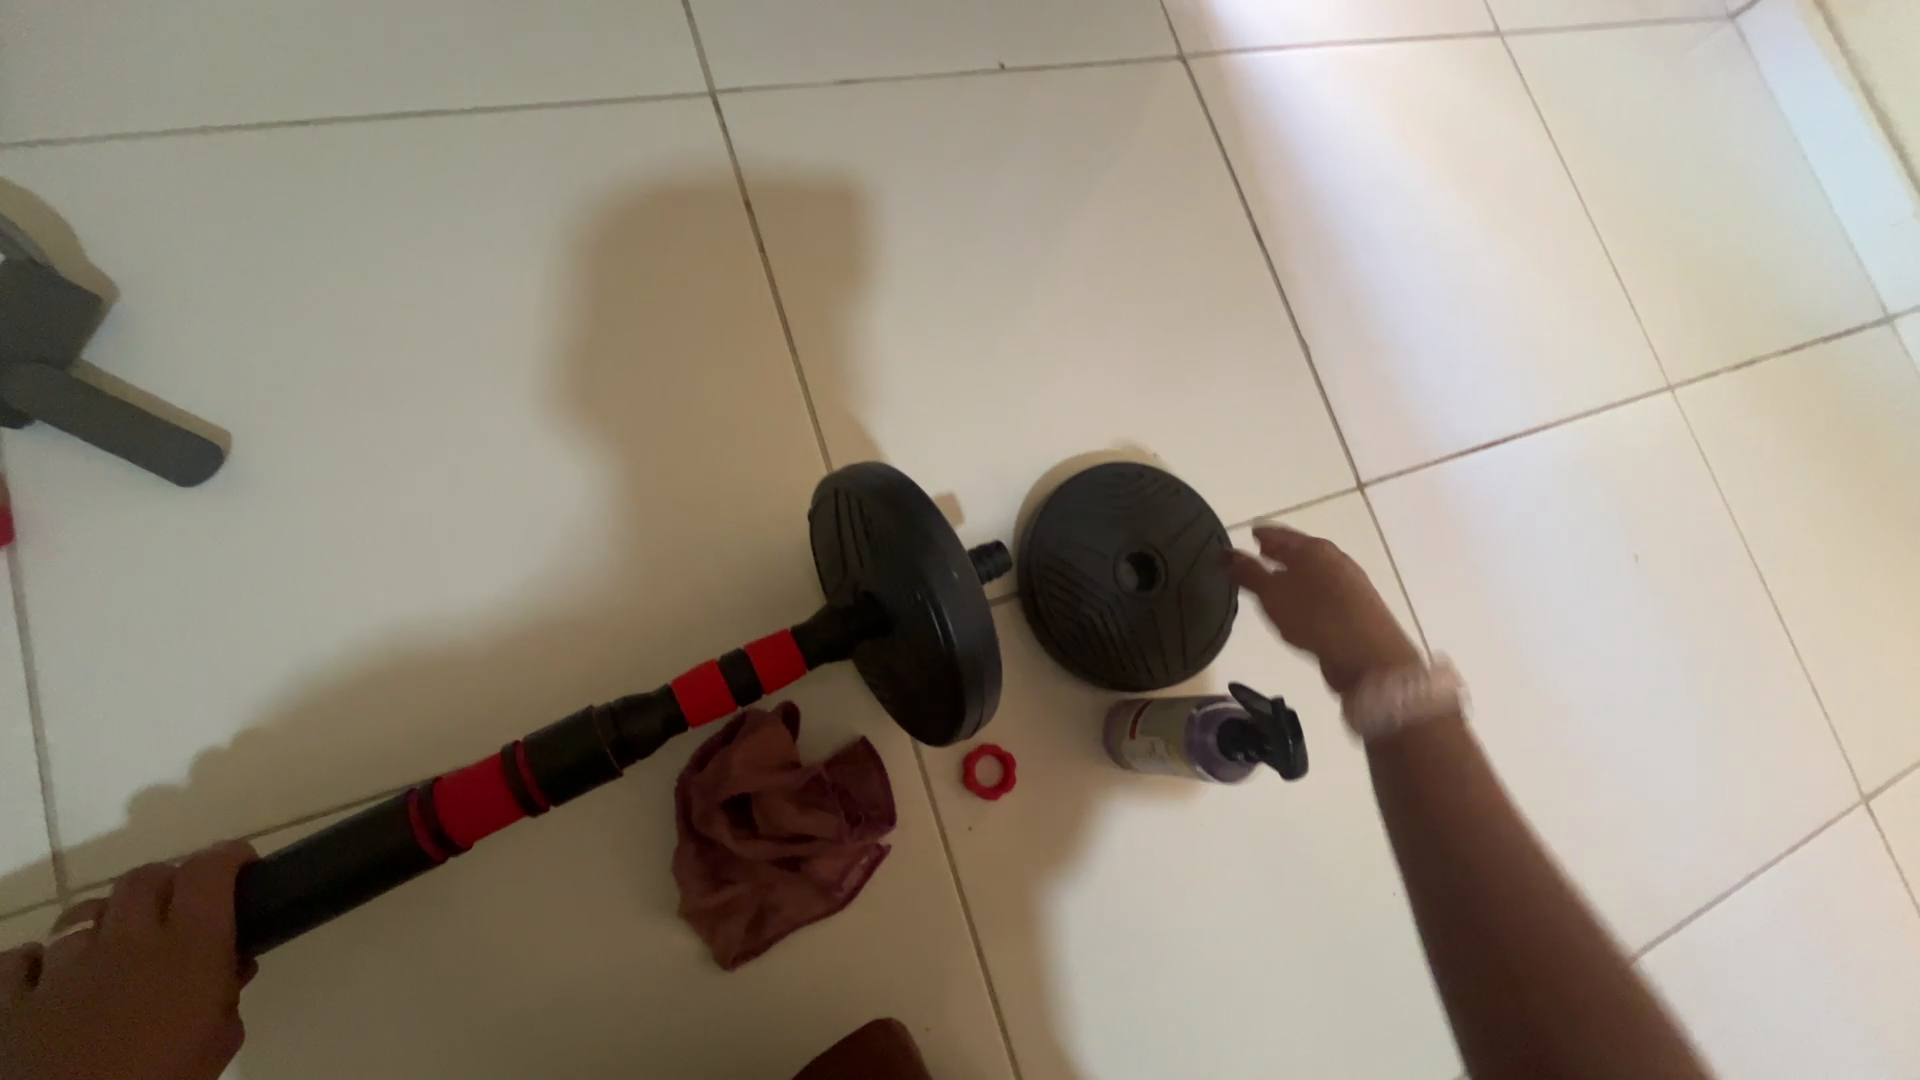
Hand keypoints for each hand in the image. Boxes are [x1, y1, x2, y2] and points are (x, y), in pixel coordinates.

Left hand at [0, 841, 257, 1079]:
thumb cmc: (164, 1078)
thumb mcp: (220, 1037)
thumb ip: (228, 994)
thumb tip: (233, 968)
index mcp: (190, 945)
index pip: (208, 869)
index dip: (228, 855)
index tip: (244, 865)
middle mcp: (127, 942)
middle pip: (143, 878)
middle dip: (167, 880)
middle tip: (182, 903)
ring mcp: (61, 971)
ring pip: (82, 913)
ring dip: (106, 918)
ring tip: (115, 942)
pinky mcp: (9, 1003)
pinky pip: (16, 960)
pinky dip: (35, 960)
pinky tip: (49, 976)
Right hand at [1228, 524, 1422, 695]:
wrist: (1370, 656)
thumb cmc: (1314, 618)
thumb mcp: (1271, 595)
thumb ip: (1247, 572)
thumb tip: (1225, 553)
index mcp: (1312, 548)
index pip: (1279, 534)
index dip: (1260, 534)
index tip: (1247, 536)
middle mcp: (1334, 558)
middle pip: (1299, 550)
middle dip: (1278, 553)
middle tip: (1257, 556)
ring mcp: (1349, 582)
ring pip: (1313, 570)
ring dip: (1293, 573)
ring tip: (1274, 583)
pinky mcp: (1358, 605)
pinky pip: (1324, 590)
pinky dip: (1307, 590)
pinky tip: (1300, 606)